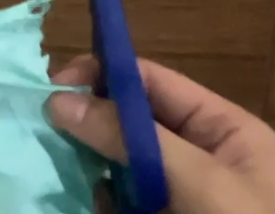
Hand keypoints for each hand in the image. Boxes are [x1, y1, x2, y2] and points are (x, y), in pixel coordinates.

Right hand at [48, 56, 274, 213]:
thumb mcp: (202, 185)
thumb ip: (133, 138)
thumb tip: (58, 99)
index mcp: (222, 130)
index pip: (149, 80)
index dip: (99, 74)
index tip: (52, 88)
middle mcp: (201, 156)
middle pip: (130, 120)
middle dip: (90, 125)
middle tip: (51, 134)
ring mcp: (184, 198)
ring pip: (119, 164)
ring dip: (92, 169)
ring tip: (78, 182)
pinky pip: (123, 202)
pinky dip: (103, 203)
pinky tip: (96, 208)